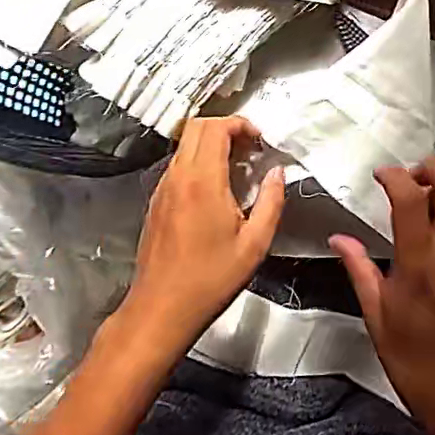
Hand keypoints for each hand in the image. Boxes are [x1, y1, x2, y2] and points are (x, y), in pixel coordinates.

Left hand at [118, 116, 284, 354]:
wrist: (161, 310)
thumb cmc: (208, 281)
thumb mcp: (255, 243)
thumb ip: (271, 201)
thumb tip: (277, 174)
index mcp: (202, 182)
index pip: (216, 128)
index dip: (241, 124)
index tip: (258, 139)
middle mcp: (178, 178)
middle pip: (197, 126)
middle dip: (226, 128)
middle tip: (249, 147)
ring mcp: (162, 189)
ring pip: (185, 145)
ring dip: (212, 144)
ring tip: (237, 168)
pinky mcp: (156, 203)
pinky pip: (178, 166)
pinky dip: (199, 163)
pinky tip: (217, 190)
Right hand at [330, 156, 434, 434]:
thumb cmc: (414, 359)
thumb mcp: (377, 316)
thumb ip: (359, 268)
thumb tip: (338, 237)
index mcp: (421, 266)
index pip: (412, 200)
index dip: (394, 176)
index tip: (380, 175)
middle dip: (432, 167)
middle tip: (410, 176)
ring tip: (427, 191)